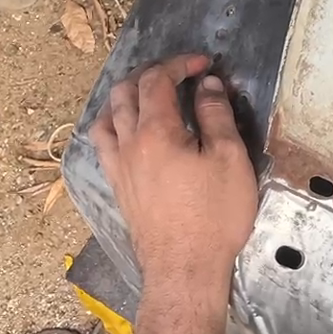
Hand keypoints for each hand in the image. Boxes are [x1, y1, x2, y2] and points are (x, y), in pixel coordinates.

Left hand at [92, 54, 258, 299]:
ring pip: (107, 116)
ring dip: (127, 96)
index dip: (180, 63)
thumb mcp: (229, 159)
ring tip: (150, 95)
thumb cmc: (214, 215)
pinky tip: (129, 131)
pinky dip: (114, 123)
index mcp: (156, 131)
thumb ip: (216, 116)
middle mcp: (128, 143)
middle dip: (152, 73)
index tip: (204, 63)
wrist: (184, 270)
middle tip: (180, 73)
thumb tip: (207, 85)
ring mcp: (118, 166)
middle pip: (125, 92)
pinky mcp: (117, 187)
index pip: (157, 80)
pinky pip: (104, 143)